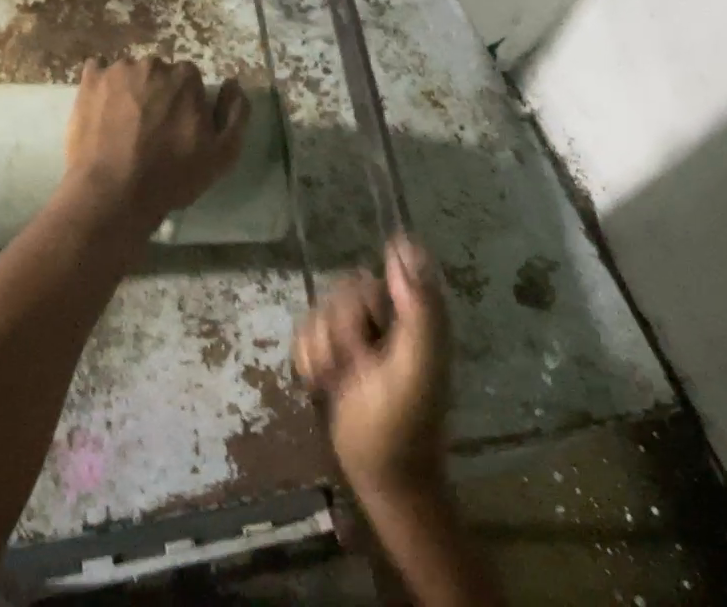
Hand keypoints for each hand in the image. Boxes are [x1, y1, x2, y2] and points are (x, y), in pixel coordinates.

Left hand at [62, 57, 250, 222]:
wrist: (114, 193)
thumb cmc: (173, 176)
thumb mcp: (223, 154)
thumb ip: (236, 113)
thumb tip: (232, 84)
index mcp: (186, 77)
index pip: (189, 80)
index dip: (185, 104)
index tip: (178, 128)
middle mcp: (152, 64)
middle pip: (159, 74)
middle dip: (158, 94)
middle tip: (151, 130)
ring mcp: (117, 71)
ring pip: (130, 74)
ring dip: (130, 90)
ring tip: (123, 125)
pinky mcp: (89, 81)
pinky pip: (97, 70)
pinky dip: (101, 83)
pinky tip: (101, 107)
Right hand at [293, 234, 451, 501]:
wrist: (381, 477)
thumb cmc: (402, 426)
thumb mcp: (416, 367)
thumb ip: (419, 307)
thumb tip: (408, 248)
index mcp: (416, 316)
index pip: (382, 273)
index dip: (363, 300)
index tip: (357, 335)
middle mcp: (387, 320)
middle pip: (344, 291)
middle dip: (338, 329)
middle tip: (352, 365)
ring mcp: (358, 338)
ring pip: (321, 310)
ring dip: (320, 346)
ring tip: (333, 379)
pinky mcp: (333, 355)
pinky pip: (306, 333)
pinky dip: (307, 357)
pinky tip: (318, 383)